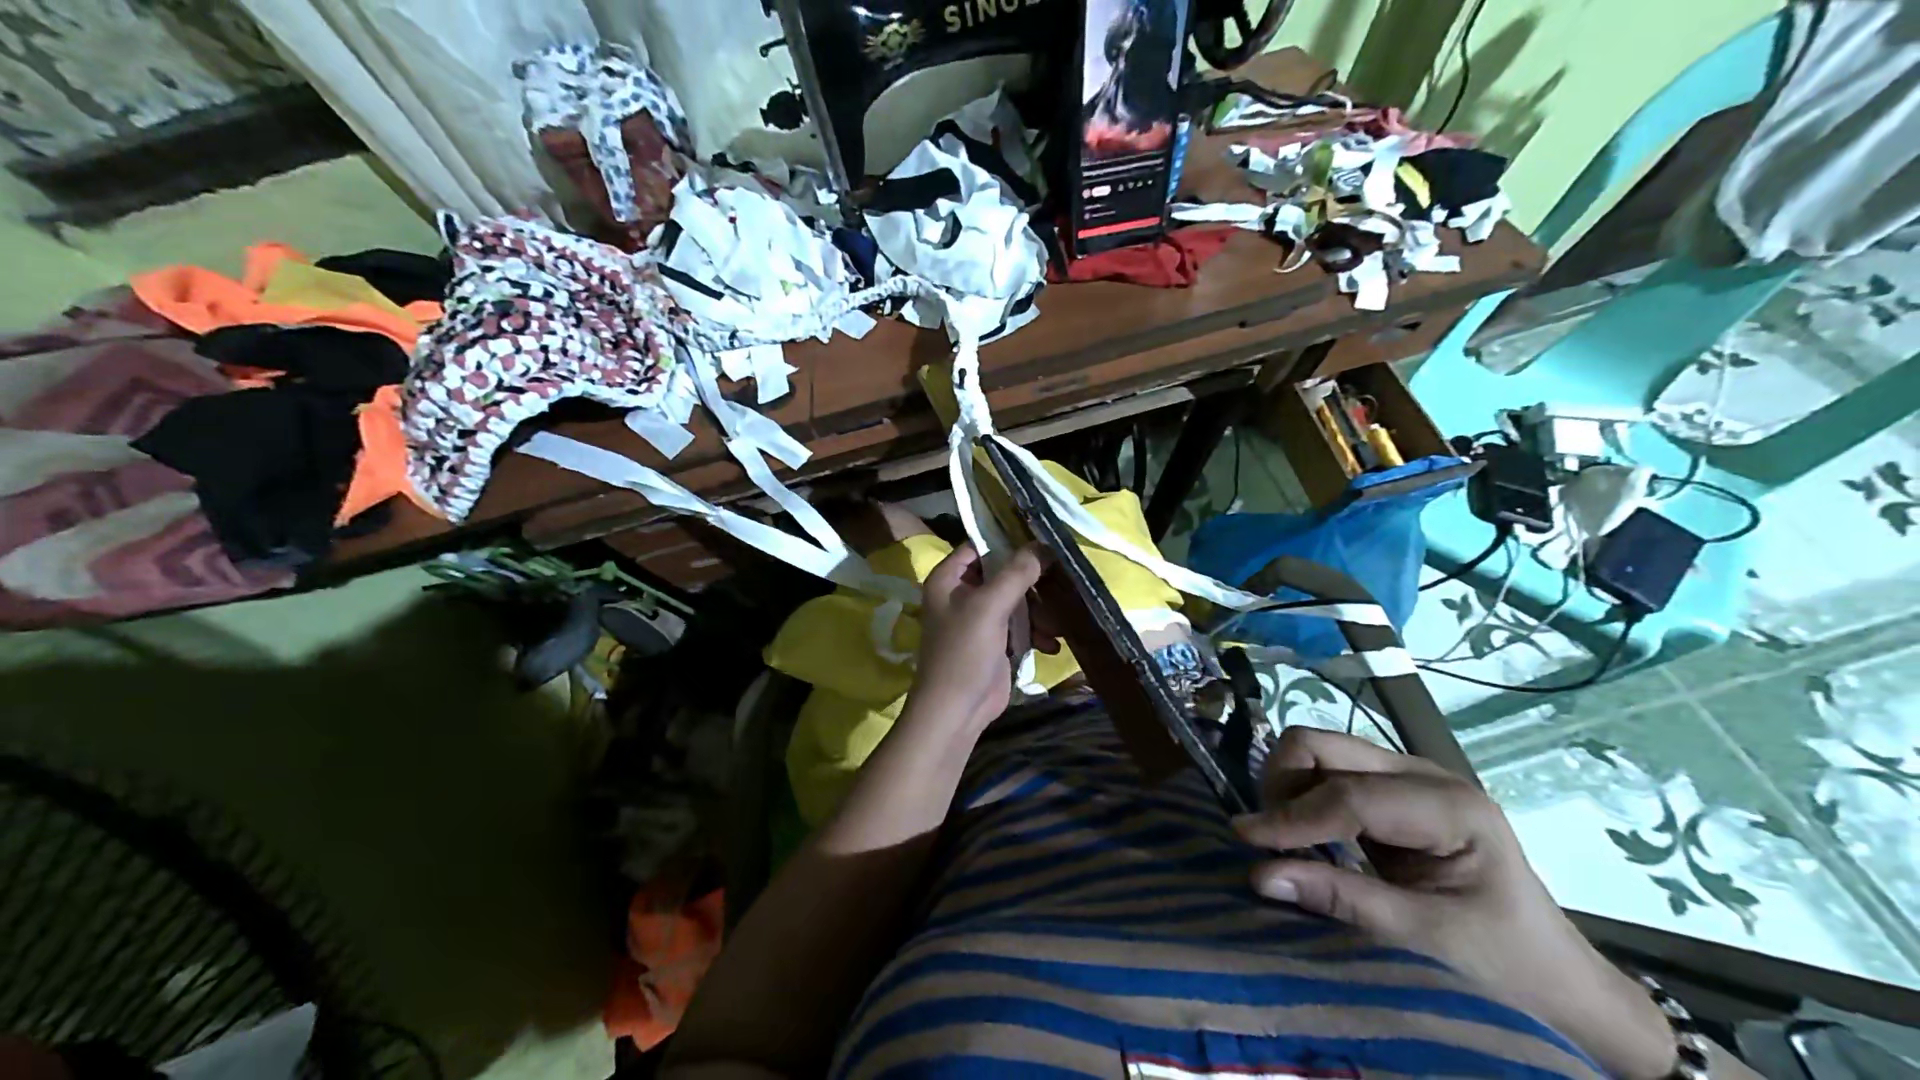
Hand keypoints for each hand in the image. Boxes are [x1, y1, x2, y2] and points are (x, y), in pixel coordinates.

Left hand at [908, 544, 1047, 734]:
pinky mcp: (993, 642)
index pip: (980, 545)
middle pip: (1002, 573)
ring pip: (1015, 600)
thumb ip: (1016, 572)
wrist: (956, 710)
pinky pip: (1019, 626)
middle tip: (1060, 580)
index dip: (1009, 541)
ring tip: (1055, 624)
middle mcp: (960, 594)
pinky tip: (1051, 644)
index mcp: (948, 578)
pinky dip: (1035, 631)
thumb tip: (1043, 544)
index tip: (1043, 539)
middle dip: (1031, 581)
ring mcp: (978, 619)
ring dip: (1038, 610)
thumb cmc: (964, 651)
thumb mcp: (990, 606)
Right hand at [1234, 728, 1679, 1079]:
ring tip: (1286, 839)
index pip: (1349, 794)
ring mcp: (1404, 776)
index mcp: (1450, 807)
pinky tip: (1305, 836)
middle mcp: (1423, 774)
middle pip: (1323, 746)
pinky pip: (1326, 773)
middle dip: (1283, 783)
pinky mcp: (1388, 790)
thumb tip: (1258, 874)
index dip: (1292, 816)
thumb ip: (1341, 900)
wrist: (1556, 980)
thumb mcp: (1426, 939)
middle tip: (1268, 837)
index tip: (1244, 840)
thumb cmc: (1505, 966)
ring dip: (1288, 787)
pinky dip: (1302, 797)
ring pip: (1317, 751)